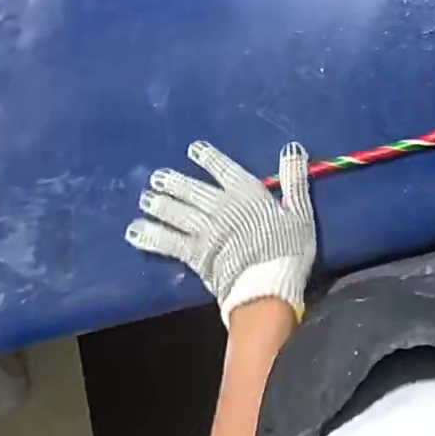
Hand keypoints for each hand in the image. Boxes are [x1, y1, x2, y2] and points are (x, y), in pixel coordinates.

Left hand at [126, 142, 315, 324]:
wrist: (267, 287)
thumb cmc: (289, 250)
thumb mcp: (299, 212)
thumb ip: (294, 180)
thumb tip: (292, 148)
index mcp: (247, 193)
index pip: (224, 169)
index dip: (208, 158)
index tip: (193, 149)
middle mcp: (221, 206)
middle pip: (193, 190)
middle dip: (174, 182)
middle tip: (156, 177)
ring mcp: (205, 230)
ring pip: (177, 211)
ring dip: (160, 204)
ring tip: (145, 198)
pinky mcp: (194, 254)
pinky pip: (168, 241)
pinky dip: (150, 235)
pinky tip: (134, 231)